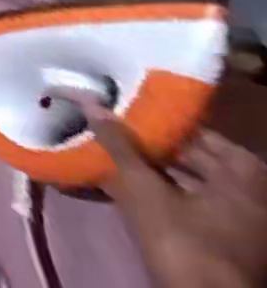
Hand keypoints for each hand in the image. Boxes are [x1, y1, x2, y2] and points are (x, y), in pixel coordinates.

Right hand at [86, 101, 266, 287]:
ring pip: (197, 184)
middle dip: (162, 146)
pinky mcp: (226, 240)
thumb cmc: (180, 234)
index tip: (136, 111)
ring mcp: (244, 225)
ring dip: (159, 169)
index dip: (174, 124)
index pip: (213, 140)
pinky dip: (165, 191)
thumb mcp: (143, 186)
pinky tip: (129, 186)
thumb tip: (92, 104)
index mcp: (249, 184)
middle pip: (206, 163)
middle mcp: (255, 201)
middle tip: (117, 128)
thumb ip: (119, 144)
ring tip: (115, 153)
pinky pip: (194, 204)